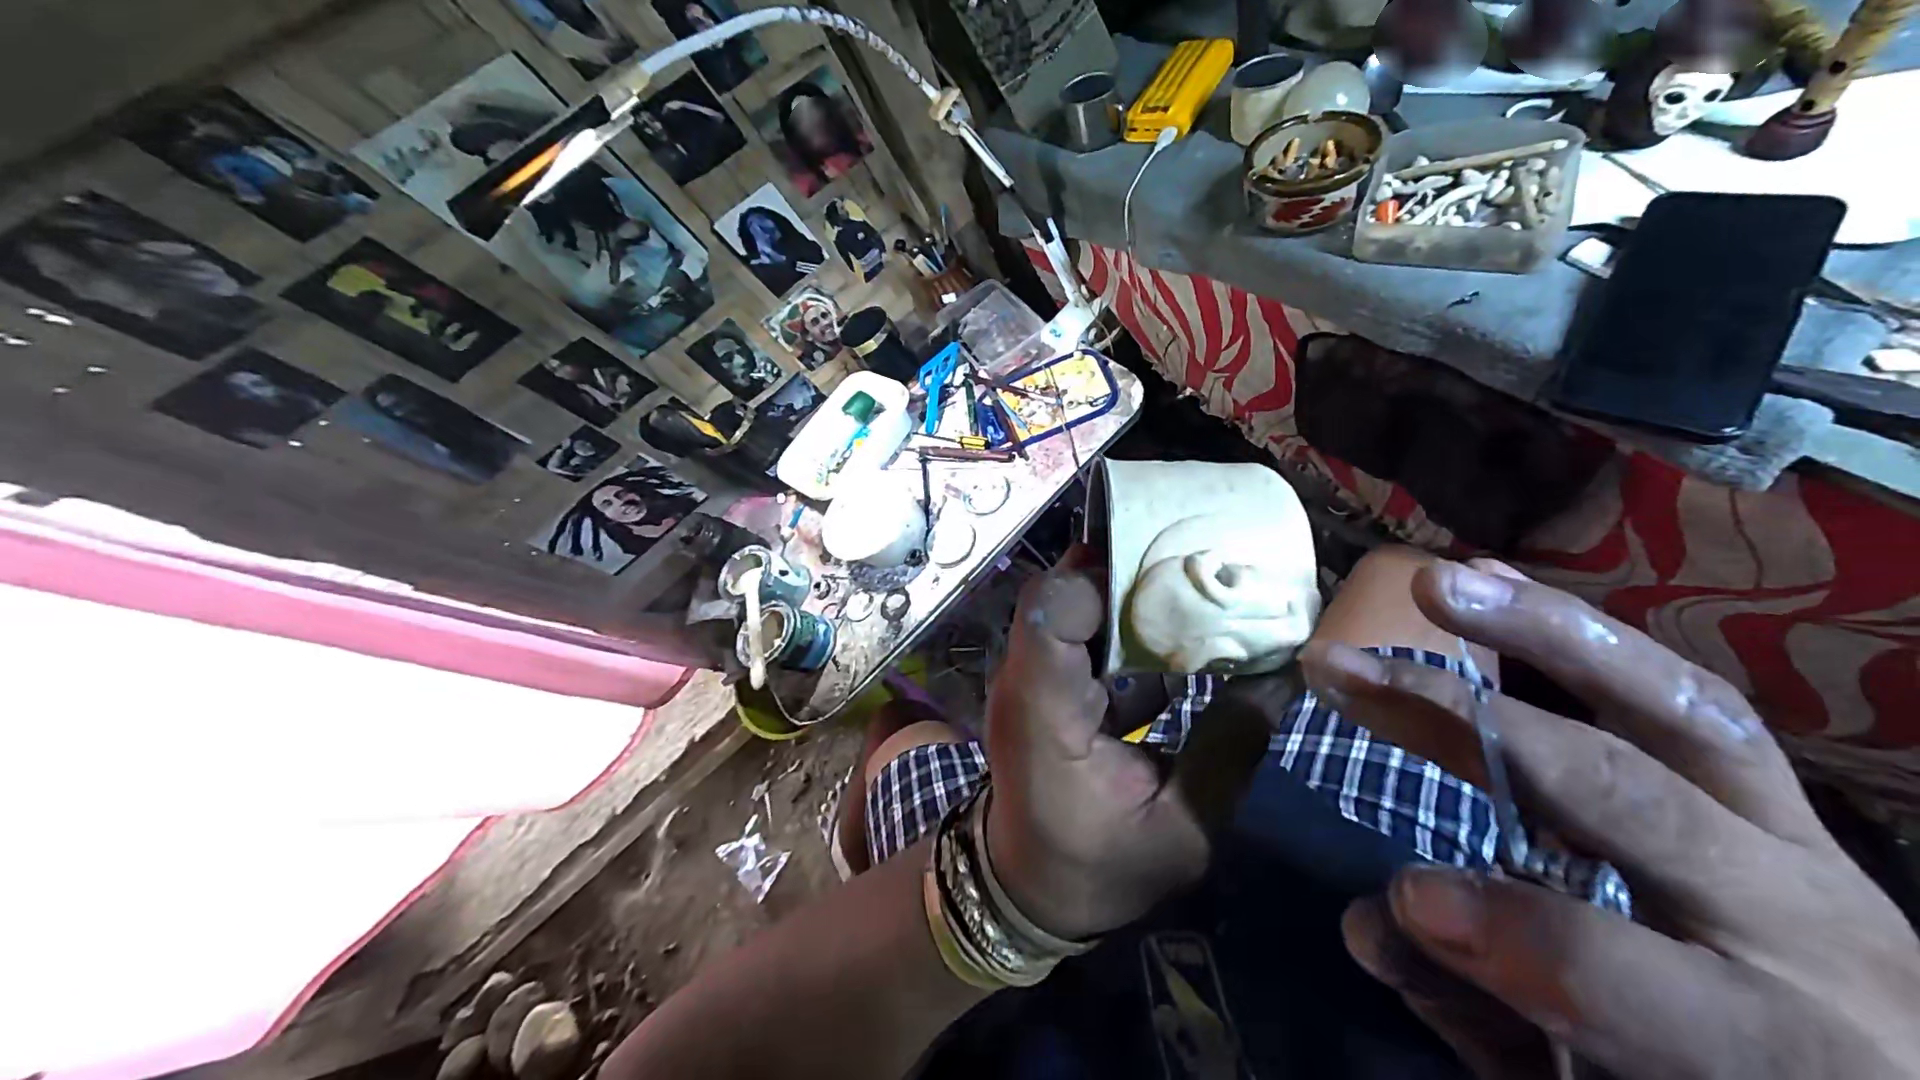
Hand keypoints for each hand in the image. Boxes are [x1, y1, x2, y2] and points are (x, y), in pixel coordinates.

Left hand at [983, 560, 1273, 940]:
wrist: (1030, 887)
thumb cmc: (1095, 869)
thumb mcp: (1182, 829)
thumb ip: (1230, 748)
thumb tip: (1283, 674)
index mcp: (1044, 710)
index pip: (1051, 607)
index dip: (1106, 577)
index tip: (1176, 575)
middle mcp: (1026, 679)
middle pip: (1063, 594)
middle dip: (1129, 575)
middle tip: (1202, 569)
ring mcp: (1033, 678)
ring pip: (1073, 608)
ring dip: (1132, 597)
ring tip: (1200, 592)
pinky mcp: (1049, 684)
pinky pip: (1084, 637)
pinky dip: (1128, 628)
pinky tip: (1182, 635)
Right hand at [1316, 561, 1919, 1078]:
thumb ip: (1481, 1017)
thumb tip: (1370, 920)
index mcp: (1781, 1050)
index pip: (1631, 976)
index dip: (1504, 928)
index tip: (1397, 896)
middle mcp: (1806, 926)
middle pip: (1630, 796)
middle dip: (1472, 725)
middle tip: (1343, 668)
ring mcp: (1797, 845)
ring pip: (1681, 711)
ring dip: (1545, 633)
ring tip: (1440, 581)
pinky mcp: (1779, 804)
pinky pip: (1688, 701)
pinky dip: (1585, 638)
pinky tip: (1504, 585)